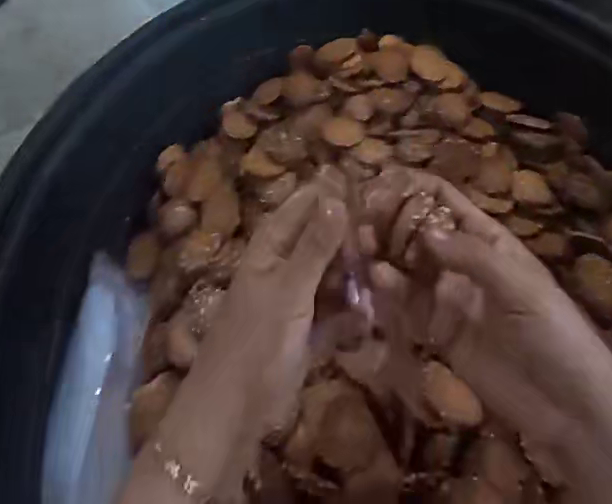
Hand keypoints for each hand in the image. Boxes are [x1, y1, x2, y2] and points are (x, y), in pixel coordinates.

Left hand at [123, 170, 349, 503]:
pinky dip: (352, 313)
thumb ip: (315, 245)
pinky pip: (336, 310)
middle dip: (352, 242)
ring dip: (356, 278)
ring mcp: (296, 299)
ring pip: (334, 274)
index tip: (372, 195)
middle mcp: (284, 264)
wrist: (230, 418)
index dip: (336, 197)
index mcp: (272, 245)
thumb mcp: (290, 290)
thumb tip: (336, 195)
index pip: (307, 204)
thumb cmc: (256, 344)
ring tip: (381, 283)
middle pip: (324, 238)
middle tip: (380, 249)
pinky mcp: (307, 331)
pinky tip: (369, 318)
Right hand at [359, 169, 611, 503]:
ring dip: (384, 253)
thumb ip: (471, 256)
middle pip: (419, 231)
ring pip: (408, 267)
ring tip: (361, 245)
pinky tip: (377, 281)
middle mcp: (463, 262)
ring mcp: (449, 297)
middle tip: (361, 215)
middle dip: (391, 220)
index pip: (446, 201)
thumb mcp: (520, 285)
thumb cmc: (554, 331)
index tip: (381, 179)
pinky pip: (409, 306)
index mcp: (487, 239)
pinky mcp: (439, 333)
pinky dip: (390, 292)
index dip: (415, 187)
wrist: (570, 407)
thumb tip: (424, 232)